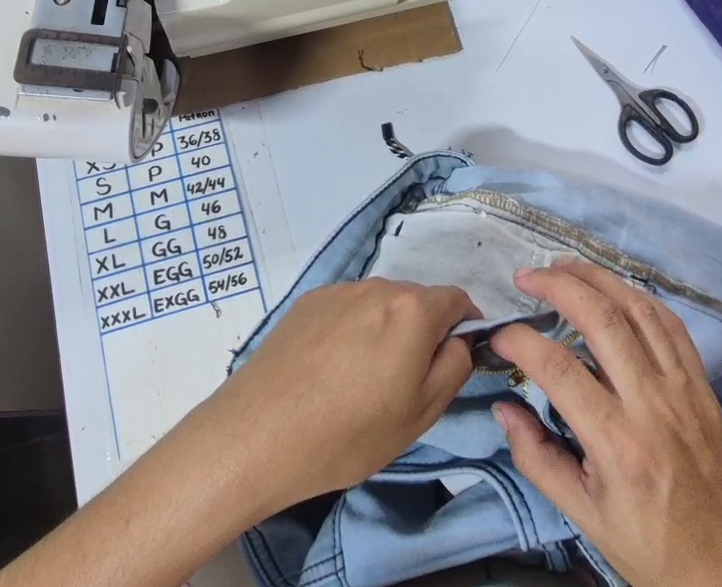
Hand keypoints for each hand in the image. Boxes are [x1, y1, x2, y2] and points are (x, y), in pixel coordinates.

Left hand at [191, 278, 479, 513]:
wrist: (259, 434)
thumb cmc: (350, 431)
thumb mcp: (422, 412)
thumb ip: (454, 366)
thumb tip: (458, 341)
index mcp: (412, 309)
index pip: (457, 301)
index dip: (463, 330)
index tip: (448, 364)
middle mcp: (377, 287)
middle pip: (416, 301)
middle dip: (421, 332)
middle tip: (402, 382)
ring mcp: (337, 291)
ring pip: (379, 305)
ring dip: (384, 331)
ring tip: (359, 381)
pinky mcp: (305, 303)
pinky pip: (345, 310)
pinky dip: (350, 331)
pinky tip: (328, 371)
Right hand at [490, 260, 721, 586]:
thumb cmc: (651, 545)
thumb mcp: (583, 516)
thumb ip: (537, 458)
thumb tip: (504, 407)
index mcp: (618, 443)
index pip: (559, 369)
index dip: (521, 342)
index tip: (498, 338)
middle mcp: (653, 405)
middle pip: (603, 320)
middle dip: (559, 287)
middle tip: (525, 276)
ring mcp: (683, 389)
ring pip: (640, 310)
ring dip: (598, 278)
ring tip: (563, 265)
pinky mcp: (701, 385)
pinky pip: (671, 326)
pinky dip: (638, 297)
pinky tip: (614, 289)